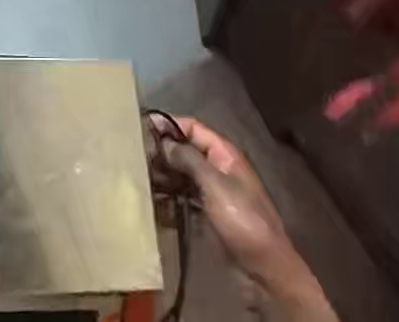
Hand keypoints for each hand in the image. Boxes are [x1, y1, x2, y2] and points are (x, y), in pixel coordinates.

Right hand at [149, 114, 332, 318]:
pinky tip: (150, 199)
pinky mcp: (207, 213)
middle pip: (185, 149)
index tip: (140, 127)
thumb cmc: (243, 221)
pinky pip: (182, 195)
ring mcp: (213, 191)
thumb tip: (163, 141)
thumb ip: (188, 159)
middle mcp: (218, 167)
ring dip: (162, 174)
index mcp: (224, 154)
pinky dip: (167, 195)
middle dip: (161, 151)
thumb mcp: (215, 185)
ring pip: (181, 173)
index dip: (168, 125)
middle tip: (133, 155)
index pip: (192, 127)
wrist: (265, 272)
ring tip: (136, 177)